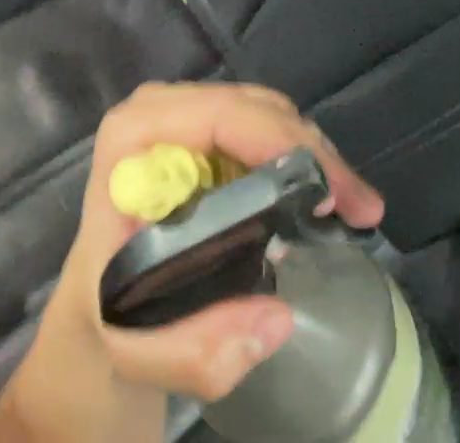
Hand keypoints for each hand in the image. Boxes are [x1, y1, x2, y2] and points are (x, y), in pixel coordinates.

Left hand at [0, 83, 384, 441]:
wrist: (100, 306)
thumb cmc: (109, 316)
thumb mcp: (137, 351)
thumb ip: (196, 350)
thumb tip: (277, 318)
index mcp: (134, 138)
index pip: (218, 116)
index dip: (279, 143)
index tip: (326, 193)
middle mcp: (161, 113)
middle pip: (254, 109)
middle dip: (314, 154)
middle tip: (359, 208)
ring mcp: (187, 119)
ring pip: (270, 113)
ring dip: (317, 157)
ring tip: (353, 207)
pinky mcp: (209, 136)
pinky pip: (269, 128)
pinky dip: (305, 160)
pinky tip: (325, 200)